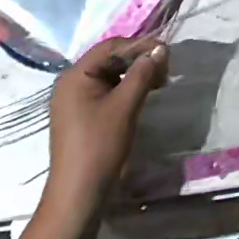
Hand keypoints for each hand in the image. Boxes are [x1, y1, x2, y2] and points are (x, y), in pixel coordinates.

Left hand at [44, 36, 167, 217]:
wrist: (78, 193)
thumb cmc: (99, 145)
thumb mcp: (125, 106)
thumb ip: (143, 73)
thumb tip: (161, 48)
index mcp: (75, 75)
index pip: (111, 46)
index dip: (140, 45)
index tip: (167, 54)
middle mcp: (71, 82)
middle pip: (110, 58)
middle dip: (139, 60)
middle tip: (166, 70)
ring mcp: (75, 99)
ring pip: (110, 75)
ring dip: (135, 74)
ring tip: (159, 82)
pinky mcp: (82, 114)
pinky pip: (106, 90)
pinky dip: (126, 88)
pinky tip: (143, 95)